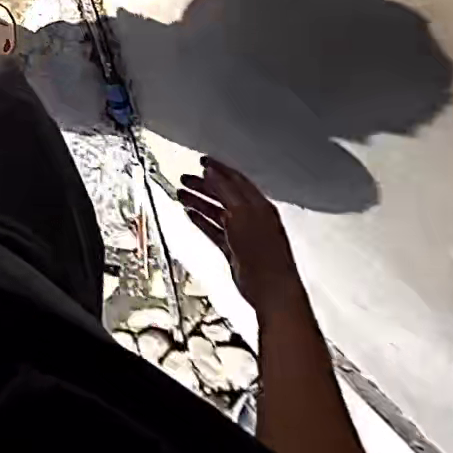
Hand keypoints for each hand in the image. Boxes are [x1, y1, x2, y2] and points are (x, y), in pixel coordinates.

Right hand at [179, 158, 306, 319]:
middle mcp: (252, 217)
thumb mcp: (242, 213)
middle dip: (203, 185)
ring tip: (181, 194)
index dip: (218, 169)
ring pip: (217, 211)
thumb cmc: (265, 253)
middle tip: (185, 178)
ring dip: (199, 201)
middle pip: (224, 195)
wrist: (271, 290)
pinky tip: (191, 215)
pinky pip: (214, 229)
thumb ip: (226, 190)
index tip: (202, 161)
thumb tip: (212, 173)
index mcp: (259, 206)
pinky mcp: (235, 249)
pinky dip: (201, 220)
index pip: (236, 180)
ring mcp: (244, 234)